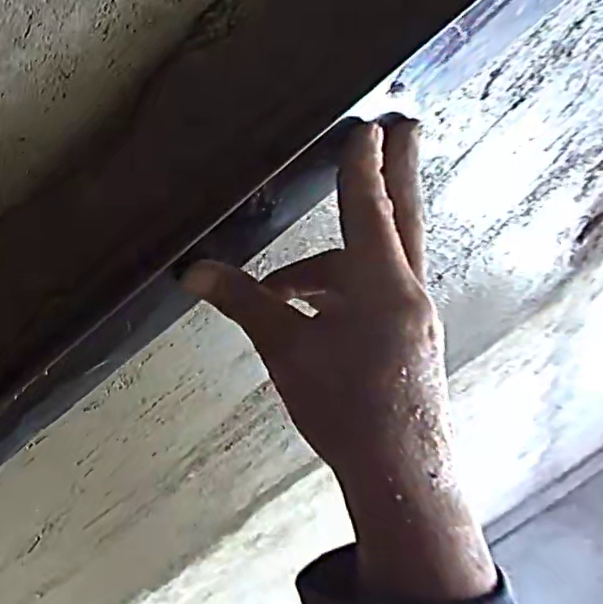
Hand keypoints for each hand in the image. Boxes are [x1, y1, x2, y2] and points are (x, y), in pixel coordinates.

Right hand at [183, 119, 495, 602]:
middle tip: (408, 125)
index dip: (361, 166)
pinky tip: (301, 310)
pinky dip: (334, 287)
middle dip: (399, 168)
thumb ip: (243, 301)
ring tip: (278, 289)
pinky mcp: (406, 331)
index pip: (368, 209)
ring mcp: (410, 311)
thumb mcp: (285, 350)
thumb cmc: (346, 410)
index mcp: (380, 285)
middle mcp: (405, 289)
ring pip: (376, 258)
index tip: (370, 127)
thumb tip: (192, 271)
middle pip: (402, 213)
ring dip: (330, 261)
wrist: (402, 478)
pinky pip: (371, 287)